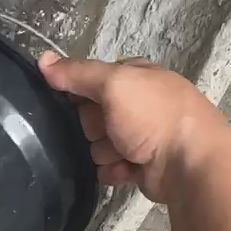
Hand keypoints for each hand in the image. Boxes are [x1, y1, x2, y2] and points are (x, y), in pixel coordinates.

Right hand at [38, 52, 230, 203]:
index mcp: (136, 77)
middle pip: (90, 117)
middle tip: (107, 130)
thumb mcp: (114, 85)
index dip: (79, 93)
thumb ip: (78, 73)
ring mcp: (140, 135)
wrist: (188, 164)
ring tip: (123, 154)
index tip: (76, 103)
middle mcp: (138, 104)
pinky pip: (108, 168)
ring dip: (104, 153)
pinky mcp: (139, 164)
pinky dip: (114, 171)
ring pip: (97, 146)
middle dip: (92, 128)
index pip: (91, 81)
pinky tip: (127, 170)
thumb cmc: (153, 117)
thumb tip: (42, 59)